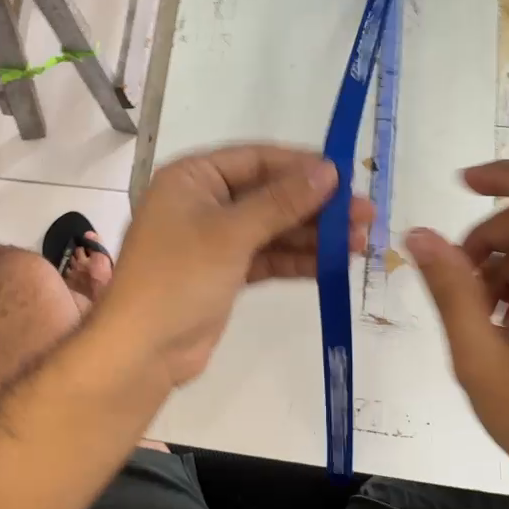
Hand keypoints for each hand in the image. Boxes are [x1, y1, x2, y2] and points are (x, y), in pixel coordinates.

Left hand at [95, 144, 371, 388]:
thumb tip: (329, 170)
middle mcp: (201, 202)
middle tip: (366, 214)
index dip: (301, 166)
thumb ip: (281, 201)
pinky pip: (266, 257)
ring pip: (271, 229)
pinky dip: (296, 260)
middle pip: (268, 194)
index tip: (348, 175)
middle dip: (316, 206)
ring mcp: (212, 240)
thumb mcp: (231, 233)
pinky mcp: (223, 273)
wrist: (143, 349)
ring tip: (361, 242)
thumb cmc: (178, 278)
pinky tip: (333, 263)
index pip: (255, 159)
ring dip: (313, 235)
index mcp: (191, 178)